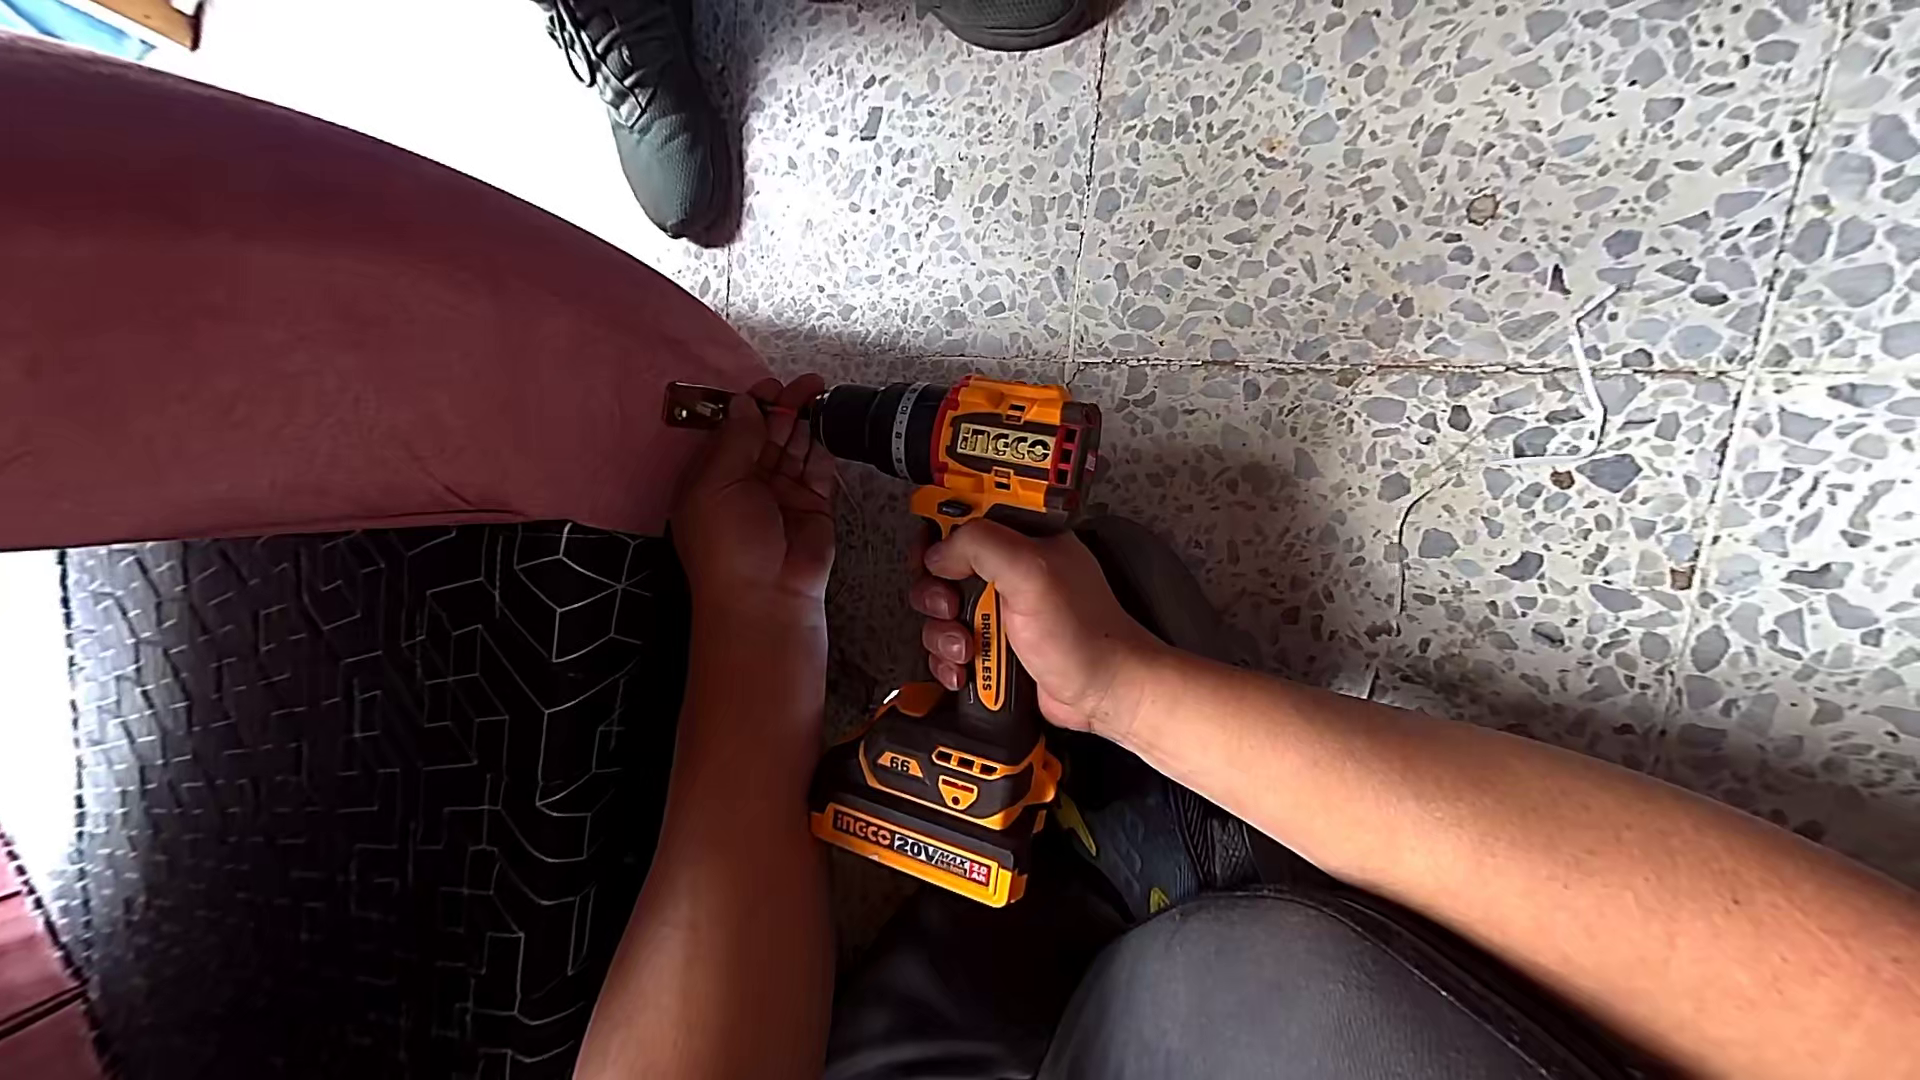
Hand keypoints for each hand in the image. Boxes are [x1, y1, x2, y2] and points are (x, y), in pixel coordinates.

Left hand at [673, 375, 835, 623]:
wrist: (769, 596)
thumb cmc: (729, 544)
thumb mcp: (717, 485)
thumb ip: (736, 440)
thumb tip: (745, 403)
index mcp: (714, 478)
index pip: (733, 432)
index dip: (750, 407)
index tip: (768, 386)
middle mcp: (748, 483)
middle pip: (768, 435)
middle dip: (783, 409)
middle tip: (803, 386)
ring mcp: (783, 495)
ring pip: (796, 449)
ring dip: (805, 423)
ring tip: (819, 396)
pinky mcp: (814, 506)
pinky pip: (820, 470)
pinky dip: (824, 448)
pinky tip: (828, 426)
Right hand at [909, 520, 1165, 735]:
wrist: (1100, 692)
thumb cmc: (1083, 633)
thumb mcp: (1031, 573)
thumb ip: (980, 545)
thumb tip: (938, 552)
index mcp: (1021, 536)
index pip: (965, 511)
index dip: (938, 526)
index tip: (929, 551)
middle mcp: (1007, 567)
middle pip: (940, 564)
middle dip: (934, 590)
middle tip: (951, 605)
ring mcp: (997, 605)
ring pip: (939, 608)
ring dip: (941, 631)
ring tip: (966, 646)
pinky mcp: (991, 639)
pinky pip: (948, 640)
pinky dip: (947, 657)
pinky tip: (964, 667)